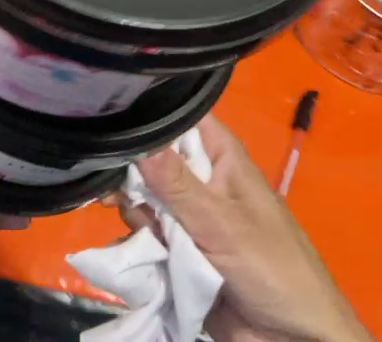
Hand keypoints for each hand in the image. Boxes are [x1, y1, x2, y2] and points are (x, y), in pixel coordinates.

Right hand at [121, 116, 370, 341]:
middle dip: (128, 171)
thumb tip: (135, 137)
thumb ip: (177, 184)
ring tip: (135, 227)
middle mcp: (200, 177)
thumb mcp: (223, 224)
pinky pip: (144, 232)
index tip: (108, 116)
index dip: (146, 111)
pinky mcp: (177, 248)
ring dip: (132, 209)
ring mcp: (187, 214)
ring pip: (143, 195)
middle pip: (150, 156)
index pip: (177, 115)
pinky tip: (131, 248)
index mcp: (219, 156)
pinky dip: (135, 239)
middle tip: (110, 187)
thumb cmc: (273, 270)